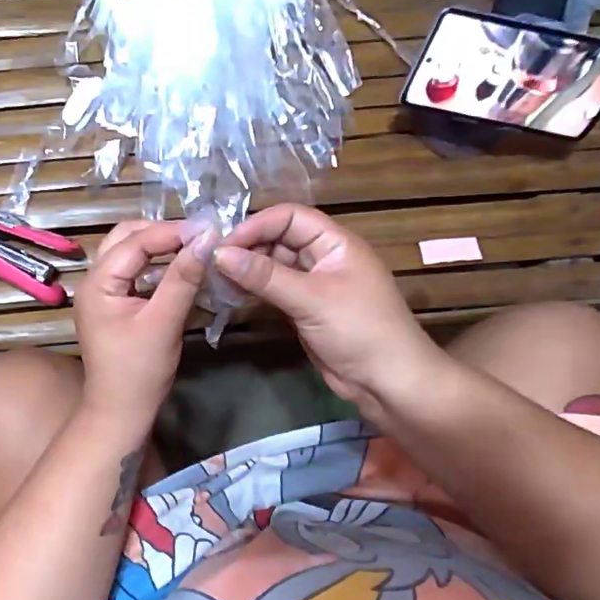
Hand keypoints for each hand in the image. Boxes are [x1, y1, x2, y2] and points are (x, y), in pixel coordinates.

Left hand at [73, 220, 206, 429]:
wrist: (120, 411)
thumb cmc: (139, 371)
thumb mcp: (164, 322)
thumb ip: (183, 278)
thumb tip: (207, 239)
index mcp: (98, 283)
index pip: (135, 241)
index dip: (172, 231)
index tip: (208, 230)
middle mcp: (93, 281)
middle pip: (126, 238)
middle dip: (162, 233)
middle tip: (199, 237)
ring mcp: (101, 293)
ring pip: (129, 254)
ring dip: (159, 247)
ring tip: (193, 248)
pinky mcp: (112, 305)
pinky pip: (133, 272)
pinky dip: (155, 265)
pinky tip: (179, 269)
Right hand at [213, 204, 438, 413]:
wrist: (387, 382)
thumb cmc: (358, 330)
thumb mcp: (310, 299)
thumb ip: (264, 276)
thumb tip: (219, 254)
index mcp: (336, 243)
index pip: (290, 217)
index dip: (256, 225)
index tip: (224, 245)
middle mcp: (324, 258)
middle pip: (279, 239)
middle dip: (248, 248)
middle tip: (212, 264)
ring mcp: (315, 285)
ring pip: (275, 267)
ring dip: (248, 271)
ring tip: (215, 281)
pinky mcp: (306, 310)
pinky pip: (275, 291)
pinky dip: (255, 291)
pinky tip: (231, 296)